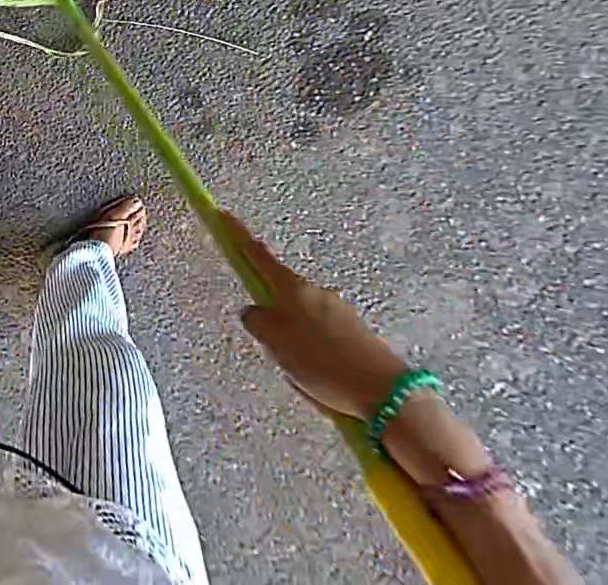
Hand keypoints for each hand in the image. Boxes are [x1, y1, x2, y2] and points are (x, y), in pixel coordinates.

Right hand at [231, 214, 408, 418]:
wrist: (383, 391)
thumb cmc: (321, 361)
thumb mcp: (275, 343)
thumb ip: (257, 322)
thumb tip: (254, 311)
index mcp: (293, 288)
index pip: (259, 255)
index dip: (239, 236)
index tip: (224, 216)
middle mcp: (316, 291)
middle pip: (283, 291)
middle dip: (274, 312)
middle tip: (274, 347)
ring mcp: (338, 310)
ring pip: (303, 317)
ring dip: (296, 337)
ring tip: (302, 373)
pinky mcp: (355, 332)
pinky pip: (323, 336)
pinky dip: (316, 352)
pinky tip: (322, 379)